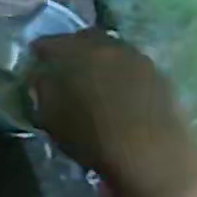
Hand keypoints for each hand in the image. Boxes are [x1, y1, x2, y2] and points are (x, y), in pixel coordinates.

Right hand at [27, 30, 196, 196]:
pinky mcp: (162, 78)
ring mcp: (140, 60)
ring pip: (113, 51)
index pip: (50, 42)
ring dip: (100, 61)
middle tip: (63, 65)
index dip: (40, 50)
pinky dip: (120, 75)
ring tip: (92, 81)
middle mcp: (110, 47)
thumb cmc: (90, 136)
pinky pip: (132, 67)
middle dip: (72, 48)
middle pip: (86, 38)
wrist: (152, 157)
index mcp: (77, 52)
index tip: (34, 59)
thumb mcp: (49, 116)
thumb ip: (42, 89)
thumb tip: (43, 76)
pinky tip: (116, 93)